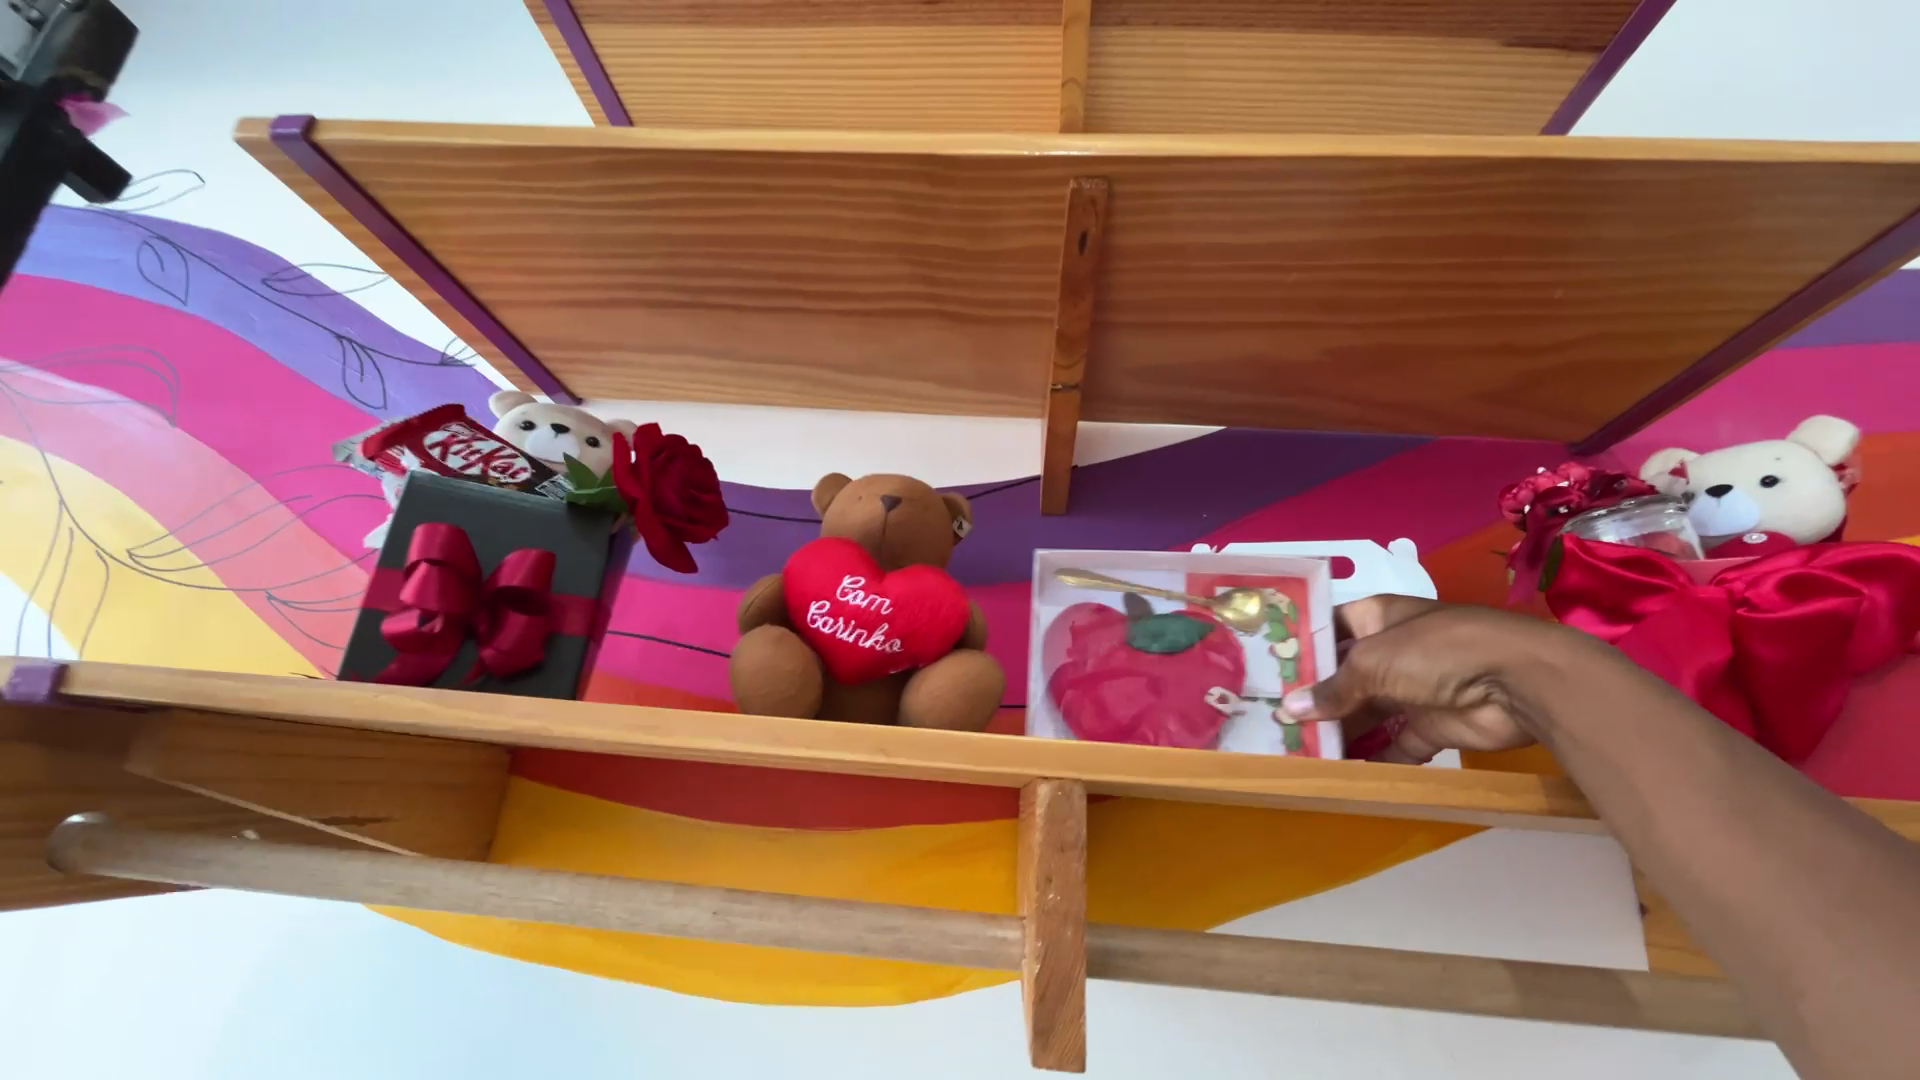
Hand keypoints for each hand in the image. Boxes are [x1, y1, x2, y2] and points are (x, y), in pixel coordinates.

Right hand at [1279, 595, 1606, 763]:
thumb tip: (1288, 709)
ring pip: (1365, 711)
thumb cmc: (1435, 651)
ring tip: (1296, 748)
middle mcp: (1391, 650)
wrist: (1518, 682)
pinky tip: (1339, 772)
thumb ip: (1331, 690)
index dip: (1301, 645)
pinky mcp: (1431, 725)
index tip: (1266, 667)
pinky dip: (1371, 757)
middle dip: (1313, 696)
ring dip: (1338, 729)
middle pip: (1343, 675)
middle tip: (1272, 717)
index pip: (1329, 627)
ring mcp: (1412, 689)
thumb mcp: (1372, 663)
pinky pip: (1393, 744)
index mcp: (1376, 618)